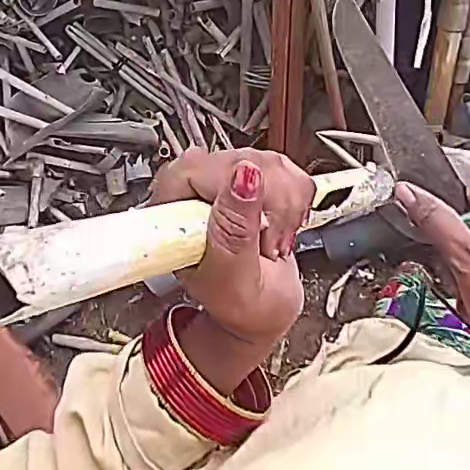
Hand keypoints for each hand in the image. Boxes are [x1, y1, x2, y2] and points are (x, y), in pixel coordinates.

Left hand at [148, 148, 309, 347]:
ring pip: (266, 161)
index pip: (193, 167)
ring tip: (270, 239)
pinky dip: (297, 201)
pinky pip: (287, 169)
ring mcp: (224, 180)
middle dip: (266, 203)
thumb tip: (243, 175)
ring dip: (285, 206)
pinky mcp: (252, 178)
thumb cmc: (237, 303)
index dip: (229, 188)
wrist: (262, 310)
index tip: (257, 219)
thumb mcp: (233, 275)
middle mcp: (194, 187)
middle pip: (236, 159)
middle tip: (265, 240)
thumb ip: (236, 228)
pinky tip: (282, 226)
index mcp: (171, 208)